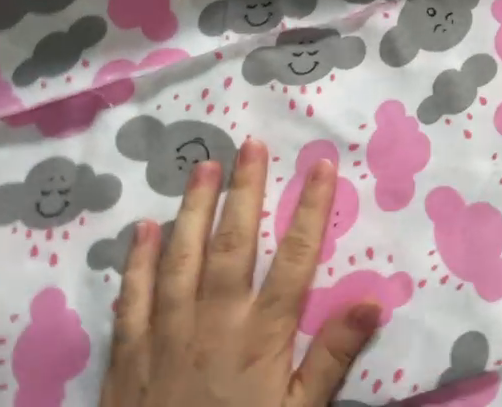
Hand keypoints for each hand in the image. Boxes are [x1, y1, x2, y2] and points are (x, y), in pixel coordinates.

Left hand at [100, 137, 381, 406]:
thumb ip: (333, 357)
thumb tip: (372, 300)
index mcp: (262, 333)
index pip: (296, 255)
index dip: (311, 206)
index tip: (322, 163)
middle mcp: (216, 320)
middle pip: (234, 243)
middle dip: (246, 190)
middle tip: (252, 144)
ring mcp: (167, 333)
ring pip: (182, 257)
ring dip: (194, 209)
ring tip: (204, 166)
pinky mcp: (129, 354)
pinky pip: (133, 296)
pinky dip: (137, 260)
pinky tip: (143, 228)